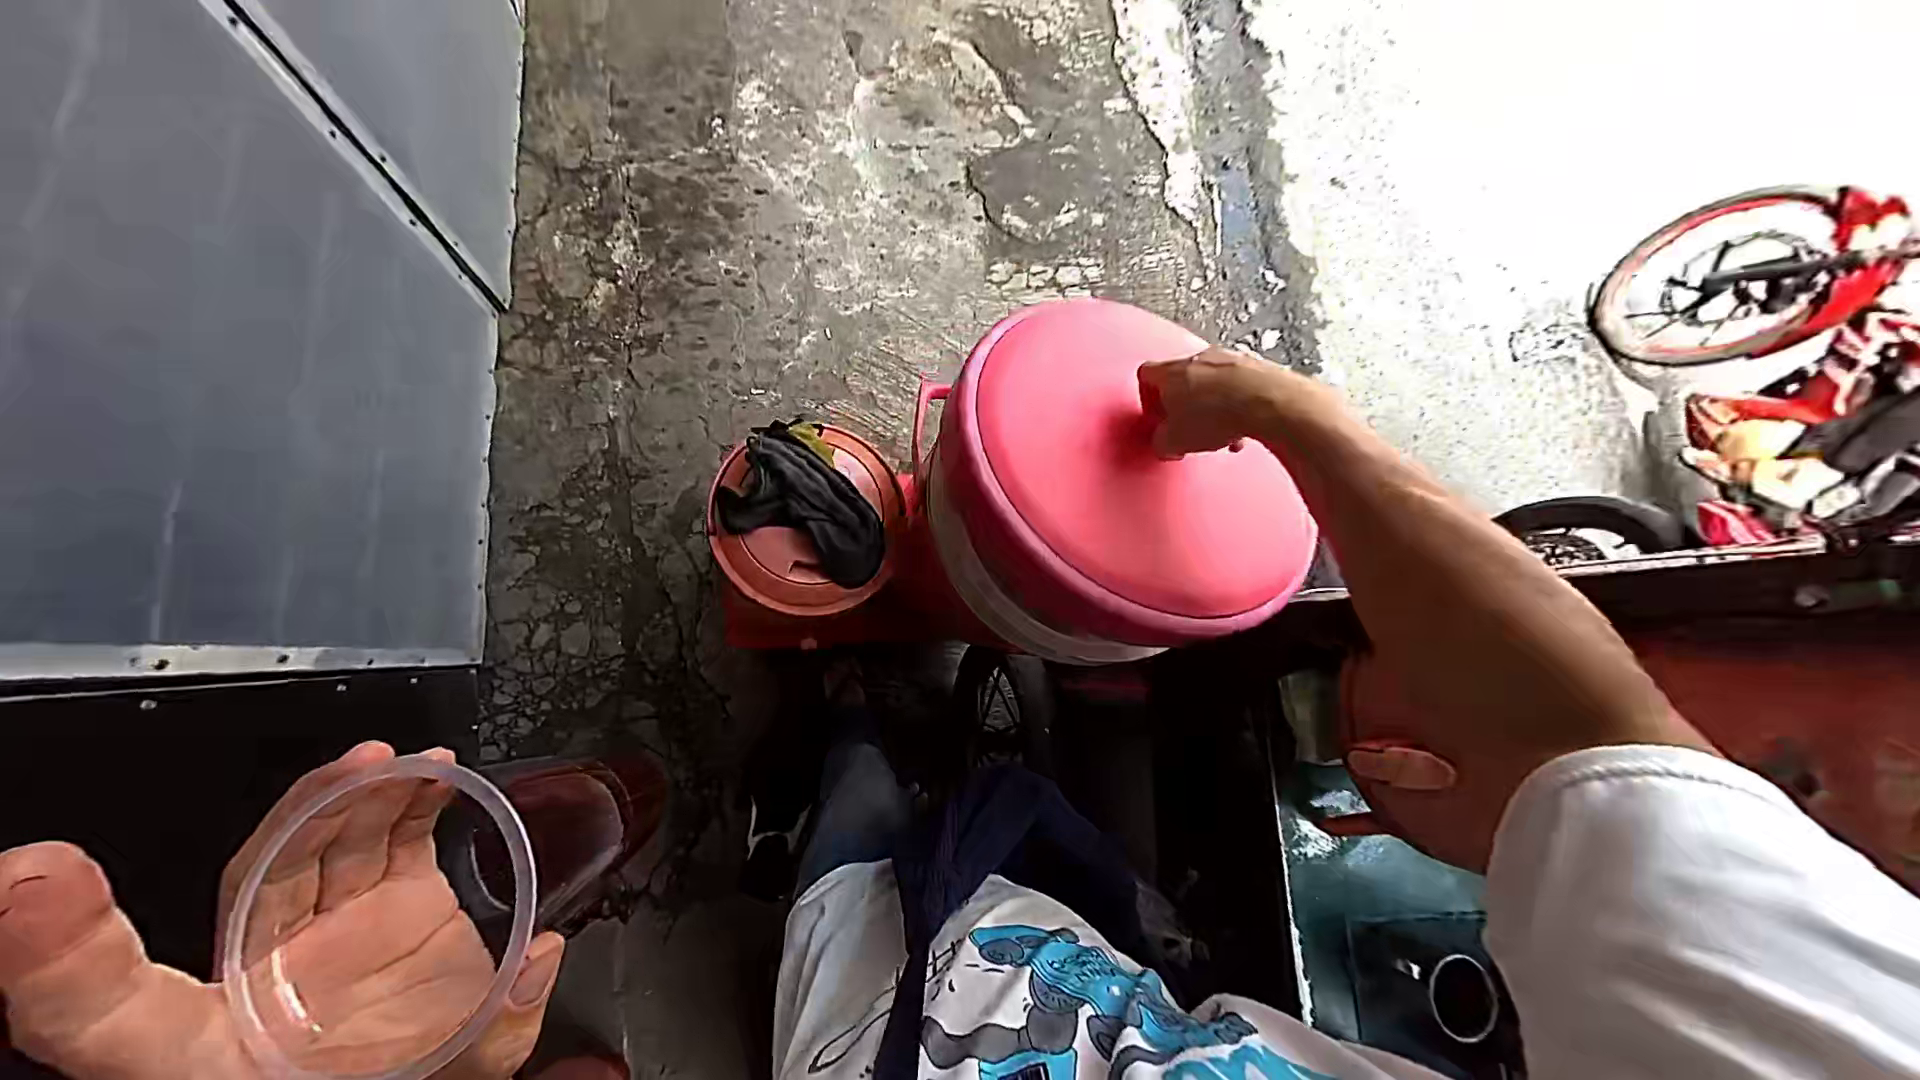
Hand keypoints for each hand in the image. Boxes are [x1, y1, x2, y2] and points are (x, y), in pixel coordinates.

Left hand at [0, 742, 564, 1079]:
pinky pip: (389, 837)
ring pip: (323, 844)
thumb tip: (540, 952)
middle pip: (260, 878)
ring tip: (405, 759)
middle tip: (365, 765)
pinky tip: (436, 774)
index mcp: (223, 1050)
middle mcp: (266, 977)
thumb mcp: (462, 1074)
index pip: (103, 1011)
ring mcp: (333, 928)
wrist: (450, 1065)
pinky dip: (410, 799)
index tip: (31, 874)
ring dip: (361, 792)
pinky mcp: (390, 899)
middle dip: (306, 812)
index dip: (60, 952)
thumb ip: (500, 1027)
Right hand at [1137, 346, 1337, 457]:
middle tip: (1186, 429)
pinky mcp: (1256, 367)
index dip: (1148, 399)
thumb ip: (1161, 442)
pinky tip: (1242, 429)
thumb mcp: (1174, 442)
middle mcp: (1198, 359)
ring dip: (1212, 408)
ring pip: (1212, 384)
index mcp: (1169, 372)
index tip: (1157, 418)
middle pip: (1181, 379)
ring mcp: (1229, 359)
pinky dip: (1237, 407)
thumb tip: (1164, 444)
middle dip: (1184, 406)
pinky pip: (1238, 386)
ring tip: (1218, 434)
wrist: (1267, 403)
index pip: (1146, 376)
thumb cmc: (1218, 414)